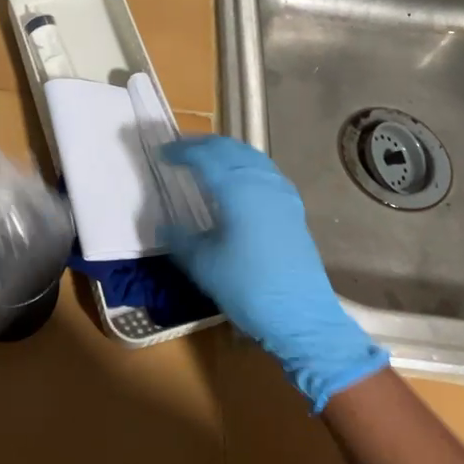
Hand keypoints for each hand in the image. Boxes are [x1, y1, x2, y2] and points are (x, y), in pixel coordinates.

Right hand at [161, 134, 388, 411]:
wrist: (302, 317)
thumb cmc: (248, 287)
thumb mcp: (204, 264)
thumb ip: (180, 239)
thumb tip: (163, 225)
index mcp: (236, 187)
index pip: (204, 156)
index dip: (180, 151)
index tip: (161, 154)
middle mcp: (260, 180)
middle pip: (228, 149)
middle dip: (202, 145)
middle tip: (179, 152)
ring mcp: (281, 192)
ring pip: (249, 156)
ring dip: (224, 152)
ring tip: (205, 161)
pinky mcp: (292, 207)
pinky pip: (263, 170)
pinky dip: (243, 165)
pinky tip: (236, 181)